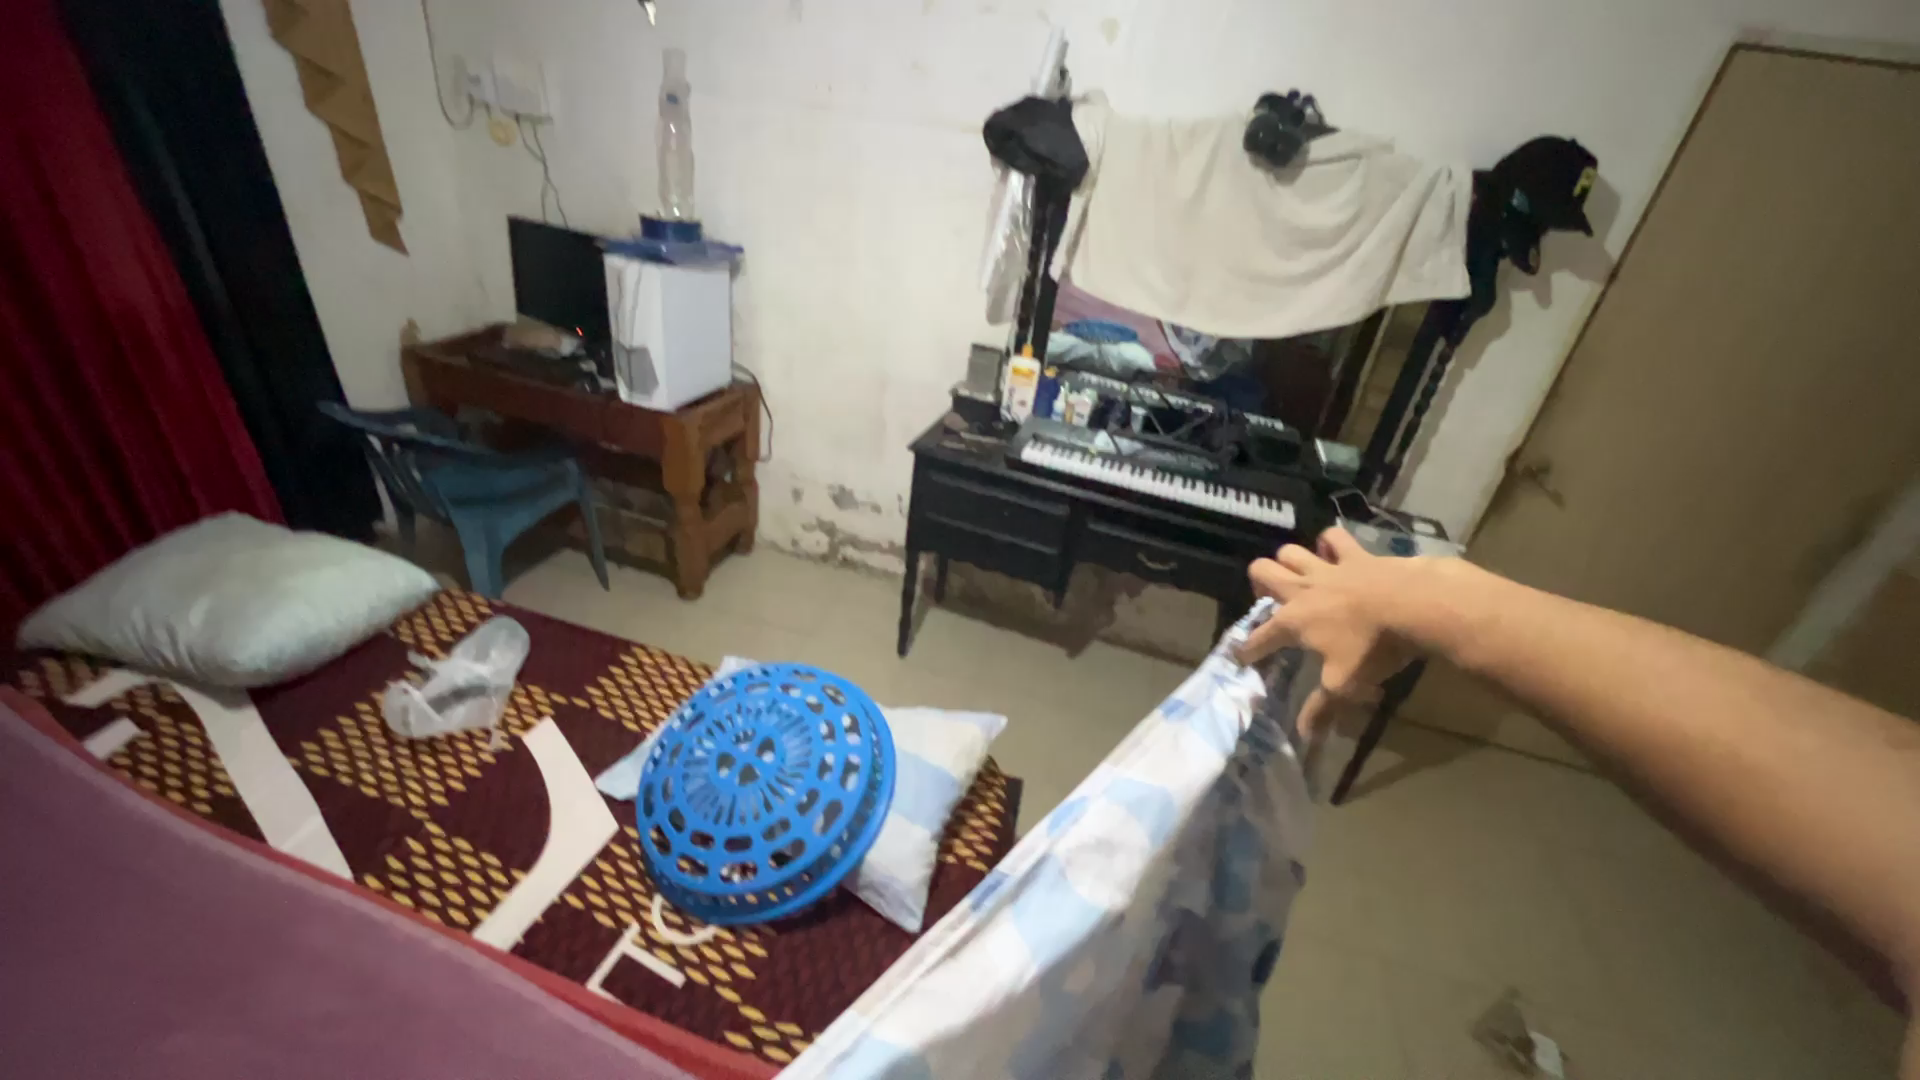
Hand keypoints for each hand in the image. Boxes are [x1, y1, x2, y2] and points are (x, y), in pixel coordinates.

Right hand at [1235, 528, 1420, 709]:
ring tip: (1297, 576)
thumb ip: (1323, 709)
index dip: (1247, 649)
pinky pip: (1334, 539)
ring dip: (1289, 562)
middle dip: (1259, 584)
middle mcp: (1301, 590)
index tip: (1240, 658)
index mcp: (1293, 622)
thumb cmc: (1375, 648)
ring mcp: (1327, 568)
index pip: (1260, 637)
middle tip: (1271, 600)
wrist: (1415, 608)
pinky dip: (1330, 545)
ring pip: (1290, 552)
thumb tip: (1306, 736)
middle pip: (1262, 571)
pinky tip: (1334, 554)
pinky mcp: (1355, 555)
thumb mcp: (1346, 685)